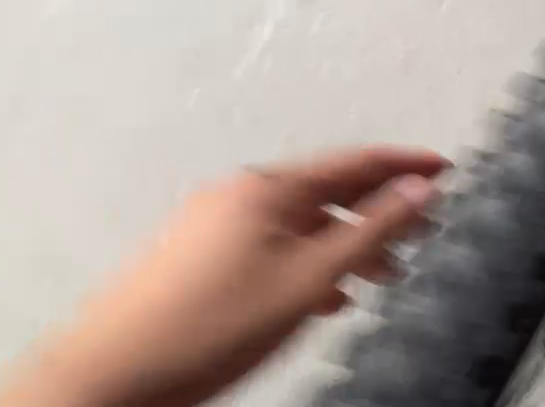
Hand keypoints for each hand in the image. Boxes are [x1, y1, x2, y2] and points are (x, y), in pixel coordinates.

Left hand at [0, 146, 448, 406]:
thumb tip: (424, 188)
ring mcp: (215, 227)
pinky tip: (328, 293)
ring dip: (350, 242)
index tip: (447, 168)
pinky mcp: (198, 260)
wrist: (97, 390)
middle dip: (383, 210)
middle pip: (333, 191)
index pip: (358, 161)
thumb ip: (377, 227)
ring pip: (306, 223)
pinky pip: (276, 244)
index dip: (409, 164)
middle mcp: (242, 196)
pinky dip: (312, 260)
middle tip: (426, 224)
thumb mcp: (314, 275)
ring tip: (384, 271)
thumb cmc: (206, 328)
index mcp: (268, 188)